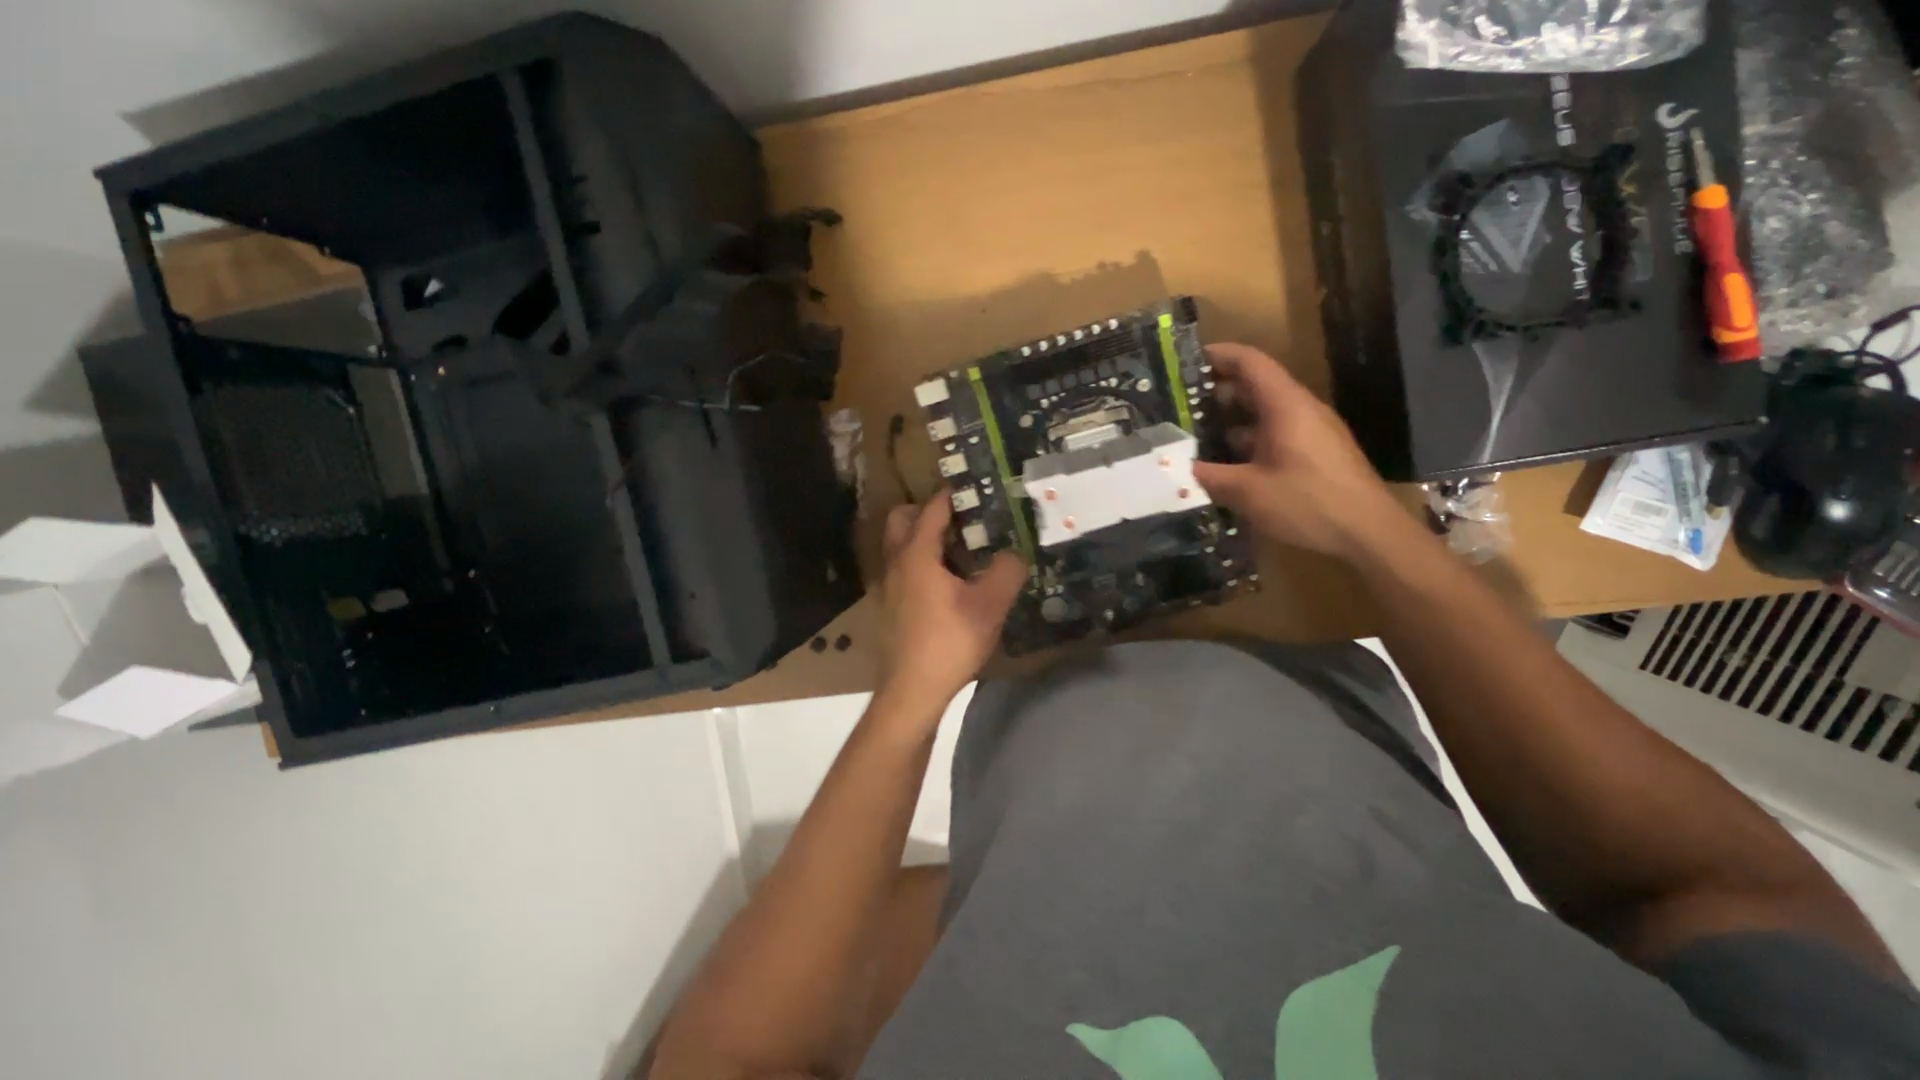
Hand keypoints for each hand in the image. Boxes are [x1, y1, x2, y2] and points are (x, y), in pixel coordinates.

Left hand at [877, 494, 1027, 705]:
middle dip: (928, 513)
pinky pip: (903, 571)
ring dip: (925, 541)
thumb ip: (1007, 571)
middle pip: (903, 521)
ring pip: (901, 548)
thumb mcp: (990, 606)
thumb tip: (1017, 552)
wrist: (911, 691)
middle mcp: (895, 564)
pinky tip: (949, 587)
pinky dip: (922, 566)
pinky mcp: (889, 609)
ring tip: (962, 553)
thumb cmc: (949, 642)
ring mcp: (888, 588)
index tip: (977, 488)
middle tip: (963, 521)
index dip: (952, 495)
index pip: (931, 509)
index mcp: (916, 554)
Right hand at [1191, 343, 1406, 557]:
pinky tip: (1234, 465)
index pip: (1250, 361)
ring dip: (1235, 420)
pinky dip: (1253, 439)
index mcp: (1284, 404)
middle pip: (1258, 385)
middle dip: (1220, 392)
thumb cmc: (1307, 502)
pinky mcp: (1320, 452)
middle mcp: (1301, 408)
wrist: (1369, 531)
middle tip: (1185, 406)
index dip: (1218, 355)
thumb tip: (1182, 467)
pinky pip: (1280, 432)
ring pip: (1268, 412)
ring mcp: (1314, 430)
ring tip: (1202, 437)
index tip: (1189, 362)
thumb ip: (1210, 476)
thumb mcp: (1248, 492)